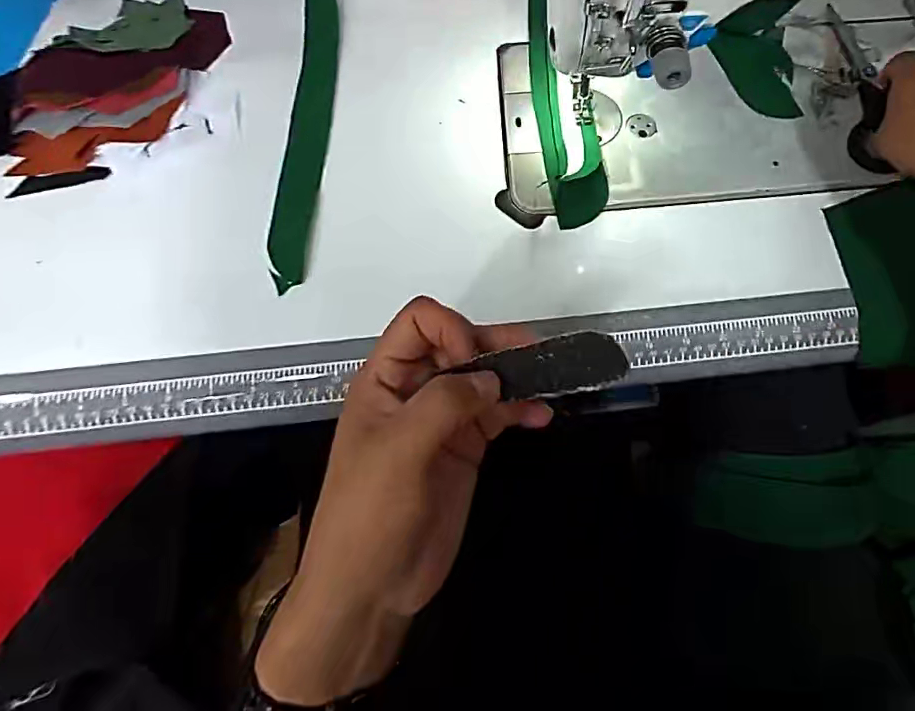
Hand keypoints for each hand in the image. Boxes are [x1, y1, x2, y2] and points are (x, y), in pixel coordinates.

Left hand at [255, 297, 552, 703]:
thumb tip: (490, 379)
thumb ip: (445, 402)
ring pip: (483, 376)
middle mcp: (415, 391)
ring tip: (545, 378)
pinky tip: (540, 414)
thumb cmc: (368, 517)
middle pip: (458, 344)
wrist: (370, 591)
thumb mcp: (399, 450)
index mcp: (385, 380)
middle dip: (493, 343)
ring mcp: (441, 419)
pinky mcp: (464, 446)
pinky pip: (498, 413)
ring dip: (515, 373)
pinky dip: (521, 408)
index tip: (471, 361)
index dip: (450, 329)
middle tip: (531, 353)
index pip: (420, 324)